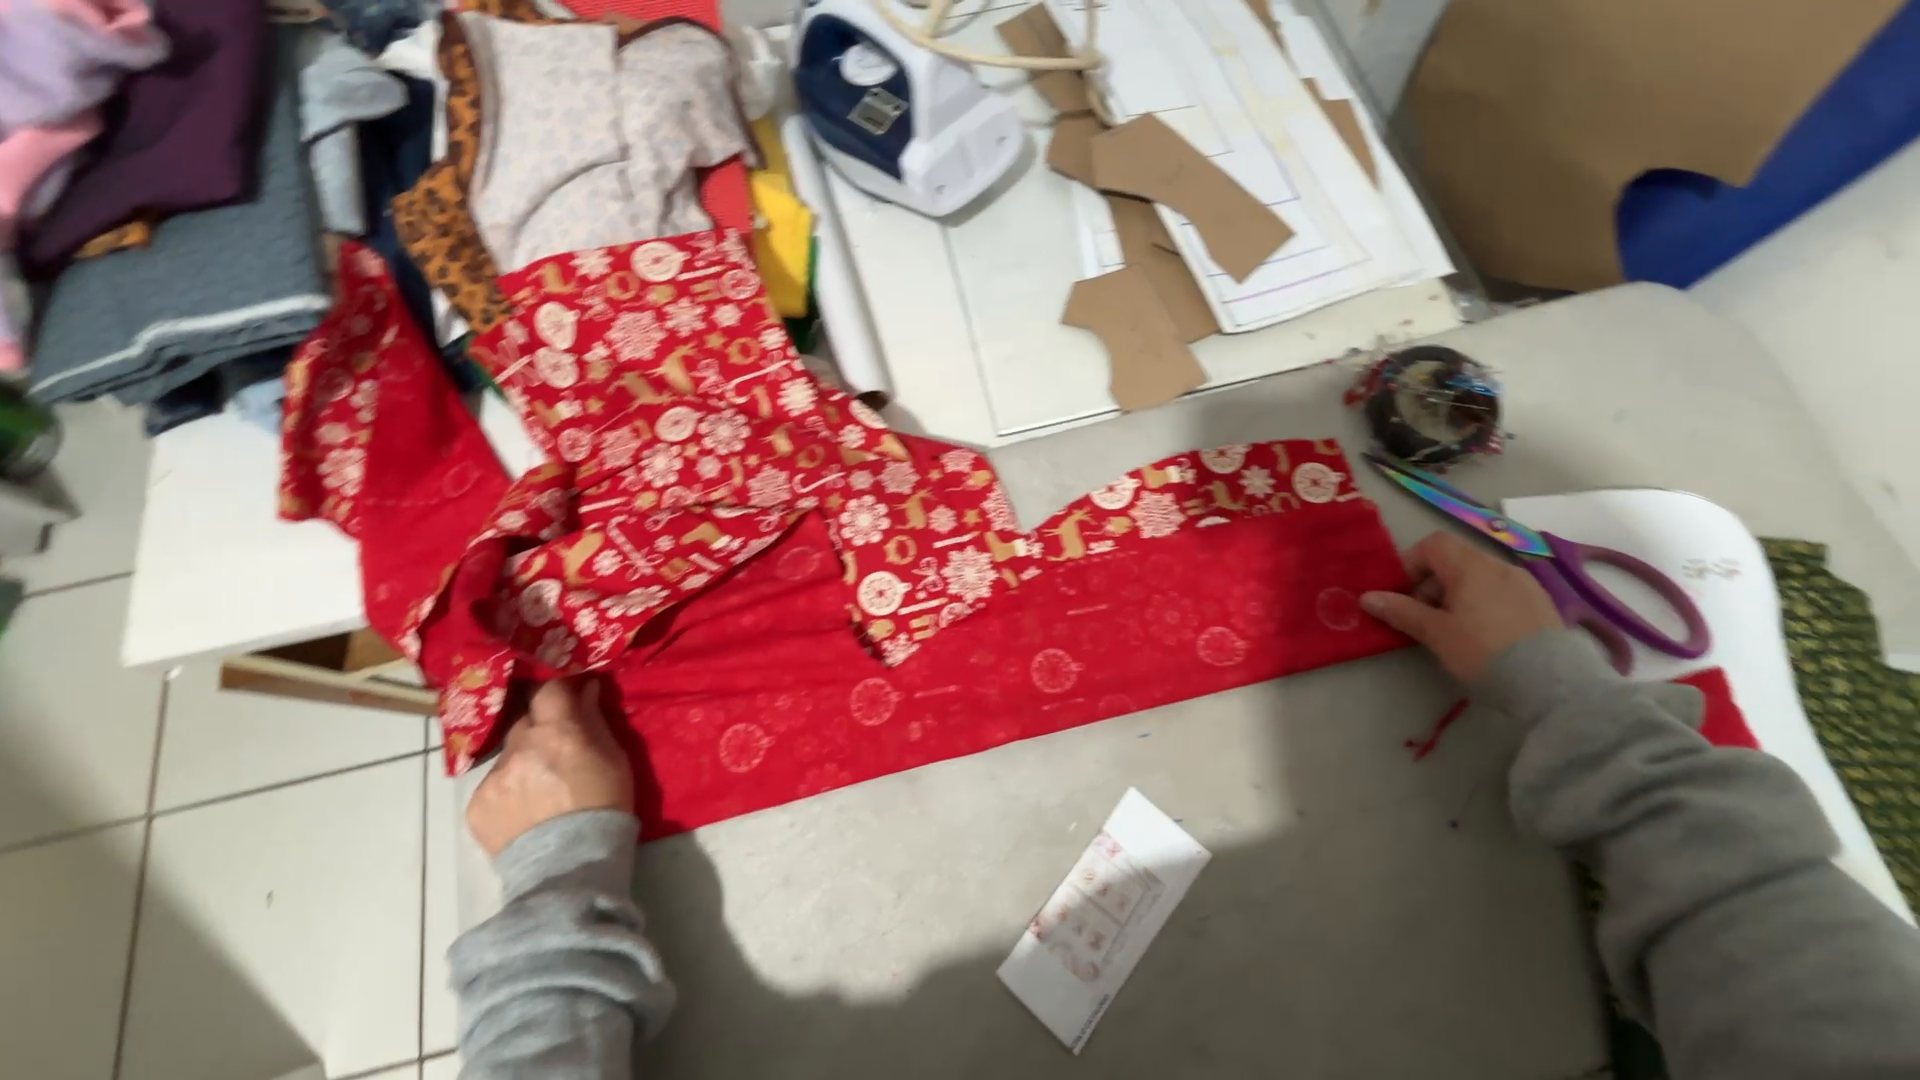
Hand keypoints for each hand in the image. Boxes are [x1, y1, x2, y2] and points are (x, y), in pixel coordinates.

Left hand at [466, 678, 634, 857]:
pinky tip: (524, 810)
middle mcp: (520, 747)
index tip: (571, 699)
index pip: (550, 690)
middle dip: (542, 731)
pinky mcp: (476, 806)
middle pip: (527, 723)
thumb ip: (595, 720)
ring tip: (541, 790)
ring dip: (523, 762)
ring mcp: (493, 778)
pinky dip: (508, 791)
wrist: (571, 867)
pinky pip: (493, 786)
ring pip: (508, 755)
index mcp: (558, 732)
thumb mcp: (615, 758)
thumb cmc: (605, 806)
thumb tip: (586, 689)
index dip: (561, 692)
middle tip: (559, 752)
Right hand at [1361, 531, 1564, 683]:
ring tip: (1455, 628)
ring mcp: (1525, 583)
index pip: (1434, 544)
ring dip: (1458, 594)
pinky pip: (1502, 591)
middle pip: (1456, 560)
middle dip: (1432, 583)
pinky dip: (1484, 602)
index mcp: (1471, 566)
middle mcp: (1500, 566)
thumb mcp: (1434, 632)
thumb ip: (1400, 611)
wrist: (1549, 681)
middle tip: (1425, 617)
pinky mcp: (1542, 603)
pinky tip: (1486, 634)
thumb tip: (1366, 598)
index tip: (1404, 594)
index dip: (1412, 563)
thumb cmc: (1482, 649)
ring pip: (1480, 577)